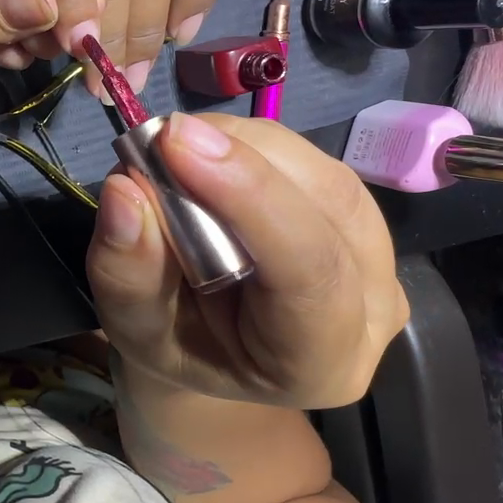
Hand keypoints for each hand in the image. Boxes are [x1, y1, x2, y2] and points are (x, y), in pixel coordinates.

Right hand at [88, 113, 408, 409]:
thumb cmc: (174, 345)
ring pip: (322, 170)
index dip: (248, 195)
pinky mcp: (359, 219)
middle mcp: (371, 310)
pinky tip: (201, 152)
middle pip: (328, 202)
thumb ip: (128, 271)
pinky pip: (312, 161)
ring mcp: (377, 260)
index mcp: (320, 362)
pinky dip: (247, 143)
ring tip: (171, 149)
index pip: (309, 267)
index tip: (173, 142)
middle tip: (157, 139)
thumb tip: (124, 188)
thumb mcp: (132, 327)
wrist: (211, 346)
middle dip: (239, 155)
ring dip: (240, 142)